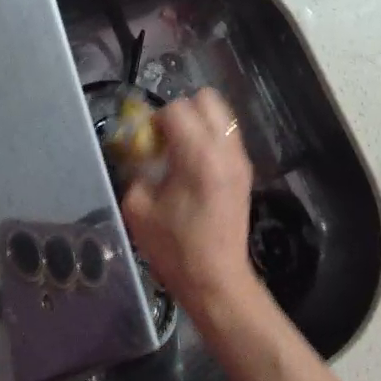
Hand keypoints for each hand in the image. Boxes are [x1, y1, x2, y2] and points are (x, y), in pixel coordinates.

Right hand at [119, 87, 255, 311]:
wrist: (218, 282)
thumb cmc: (175, 248)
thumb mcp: (139, 207)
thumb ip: (136, 167)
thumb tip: (136, 148)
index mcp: (198, 156)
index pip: (176, 108)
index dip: (156, 120)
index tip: (147, 142)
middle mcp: (224, 149)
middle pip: (205, 99)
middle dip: (181, 111)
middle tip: (166, 138)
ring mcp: (239, 159)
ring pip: (220, 114)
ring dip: (198, 122)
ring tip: (181, 150)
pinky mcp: (245, 171)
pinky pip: (227, 135)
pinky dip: (209, 138)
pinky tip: (194, 166)